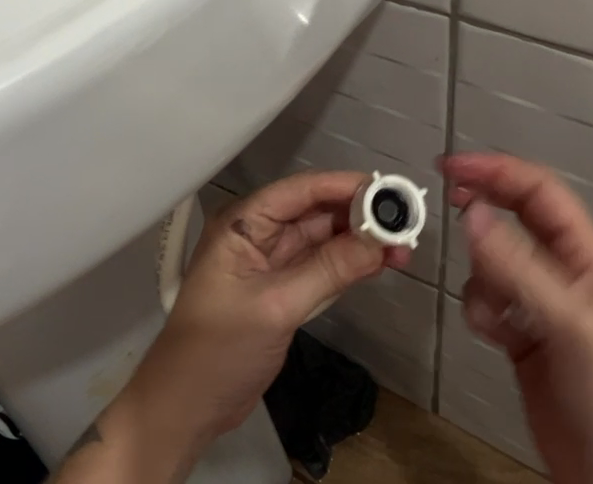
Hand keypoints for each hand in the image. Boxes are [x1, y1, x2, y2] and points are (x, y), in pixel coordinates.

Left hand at [57, 172, 408, 481]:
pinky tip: (378, 264)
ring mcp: (269, 263)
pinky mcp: (281, 290)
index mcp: (242, 224)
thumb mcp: (275, 306)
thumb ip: (327, 271)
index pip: (299, 190)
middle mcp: (256, 234)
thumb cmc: (217, 349)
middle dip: (359, 217)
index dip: (344, 186)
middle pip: (315, 212)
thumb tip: (378, 243)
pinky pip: (321, 267)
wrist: (186, 407)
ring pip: (322, 240)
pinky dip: (348, 266)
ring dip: (359, 242)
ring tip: (402, 247)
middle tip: (405, 224)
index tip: (388, 190)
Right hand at [442, 152, 592, 483]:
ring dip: (481, 274)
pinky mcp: (524, 337)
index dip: (496, 172)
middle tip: (445, 200)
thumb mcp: (572, 326)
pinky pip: (488, 301)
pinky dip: (481, 310)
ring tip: (493, 312)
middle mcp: (565, 272)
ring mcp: (543, 305)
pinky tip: (496, 336)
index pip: (539, 192)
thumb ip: (520, 268)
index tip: (450, 167)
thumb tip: (470, 213)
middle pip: (515, 217)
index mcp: (588, 257)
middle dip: (482, 206)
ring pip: (494, 260)